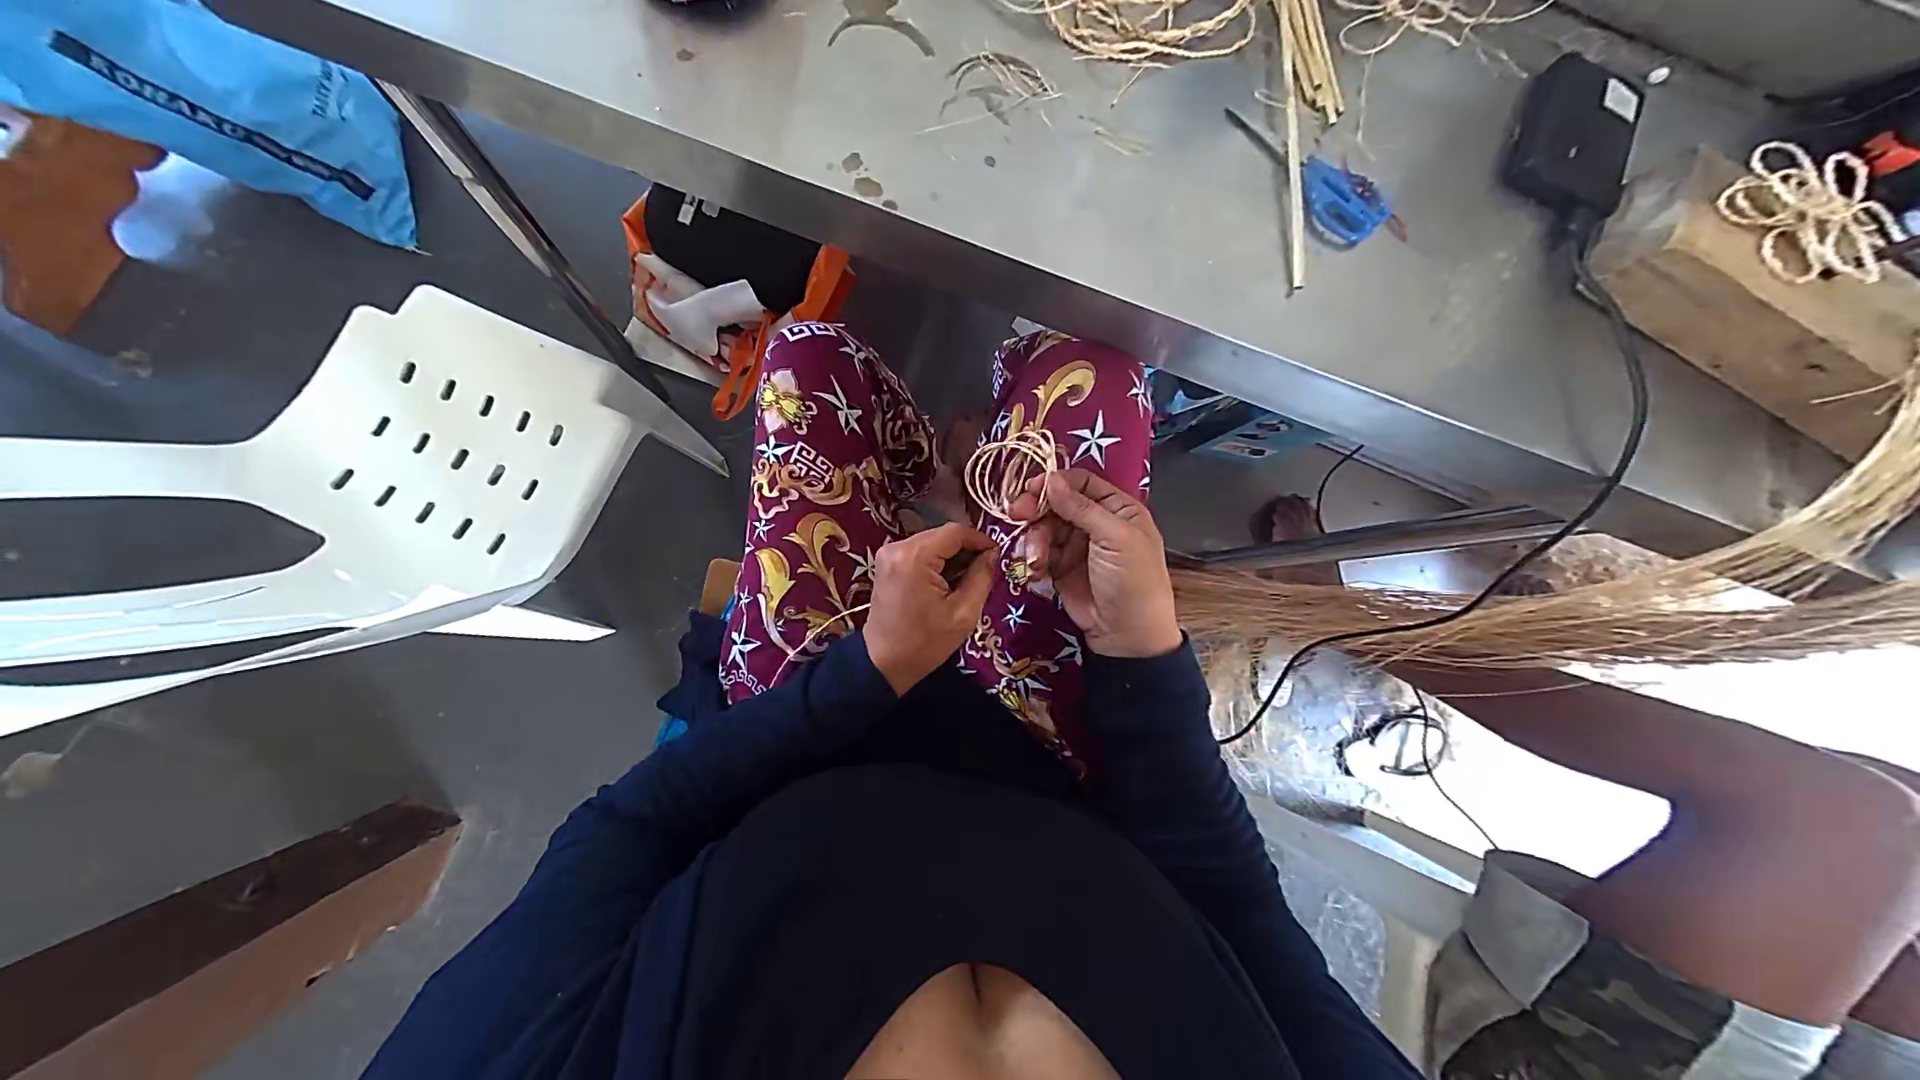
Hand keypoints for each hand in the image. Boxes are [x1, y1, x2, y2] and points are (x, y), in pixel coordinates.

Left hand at [863, 523, 997, 694]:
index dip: (980, 539)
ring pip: (933, 541)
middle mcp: (897, 547)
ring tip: (965, 581)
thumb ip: (982, 576)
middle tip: (984, 571)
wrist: (884, 662)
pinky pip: (920, 551)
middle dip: (966, 549)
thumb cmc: (925, 643)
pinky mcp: (887, 562)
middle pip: (943, 534)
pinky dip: (937, 561)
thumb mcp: (963, 613)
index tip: (997, 555)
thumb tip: (993, 553)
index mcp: (914, 557)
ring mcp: (888, 553)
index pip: (955, 531)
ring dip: (952, 556)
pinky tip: (946, 582)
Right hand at [1010, 469, 1182, 658]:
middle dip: (1036, 509)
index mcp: (1117, 509)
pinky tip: (1035, 571)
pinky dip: (1033, 559)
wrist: (1127, 636)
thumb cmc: (1133, 581)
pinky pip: (1039, 553)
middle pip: (1056, 503)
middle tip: (1016, 514)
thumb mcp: (1114, 538)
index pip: (1082, 482)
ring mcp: (1076, 546)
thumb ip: (1081, 508)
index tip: (1030, 487)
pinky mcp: (1060, 568)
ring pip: (1043, 527)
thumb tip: (1050, 478)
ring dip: (1034, 539)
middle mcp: (1095, 522)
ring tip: (1036, 558)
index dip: (1056, 482)